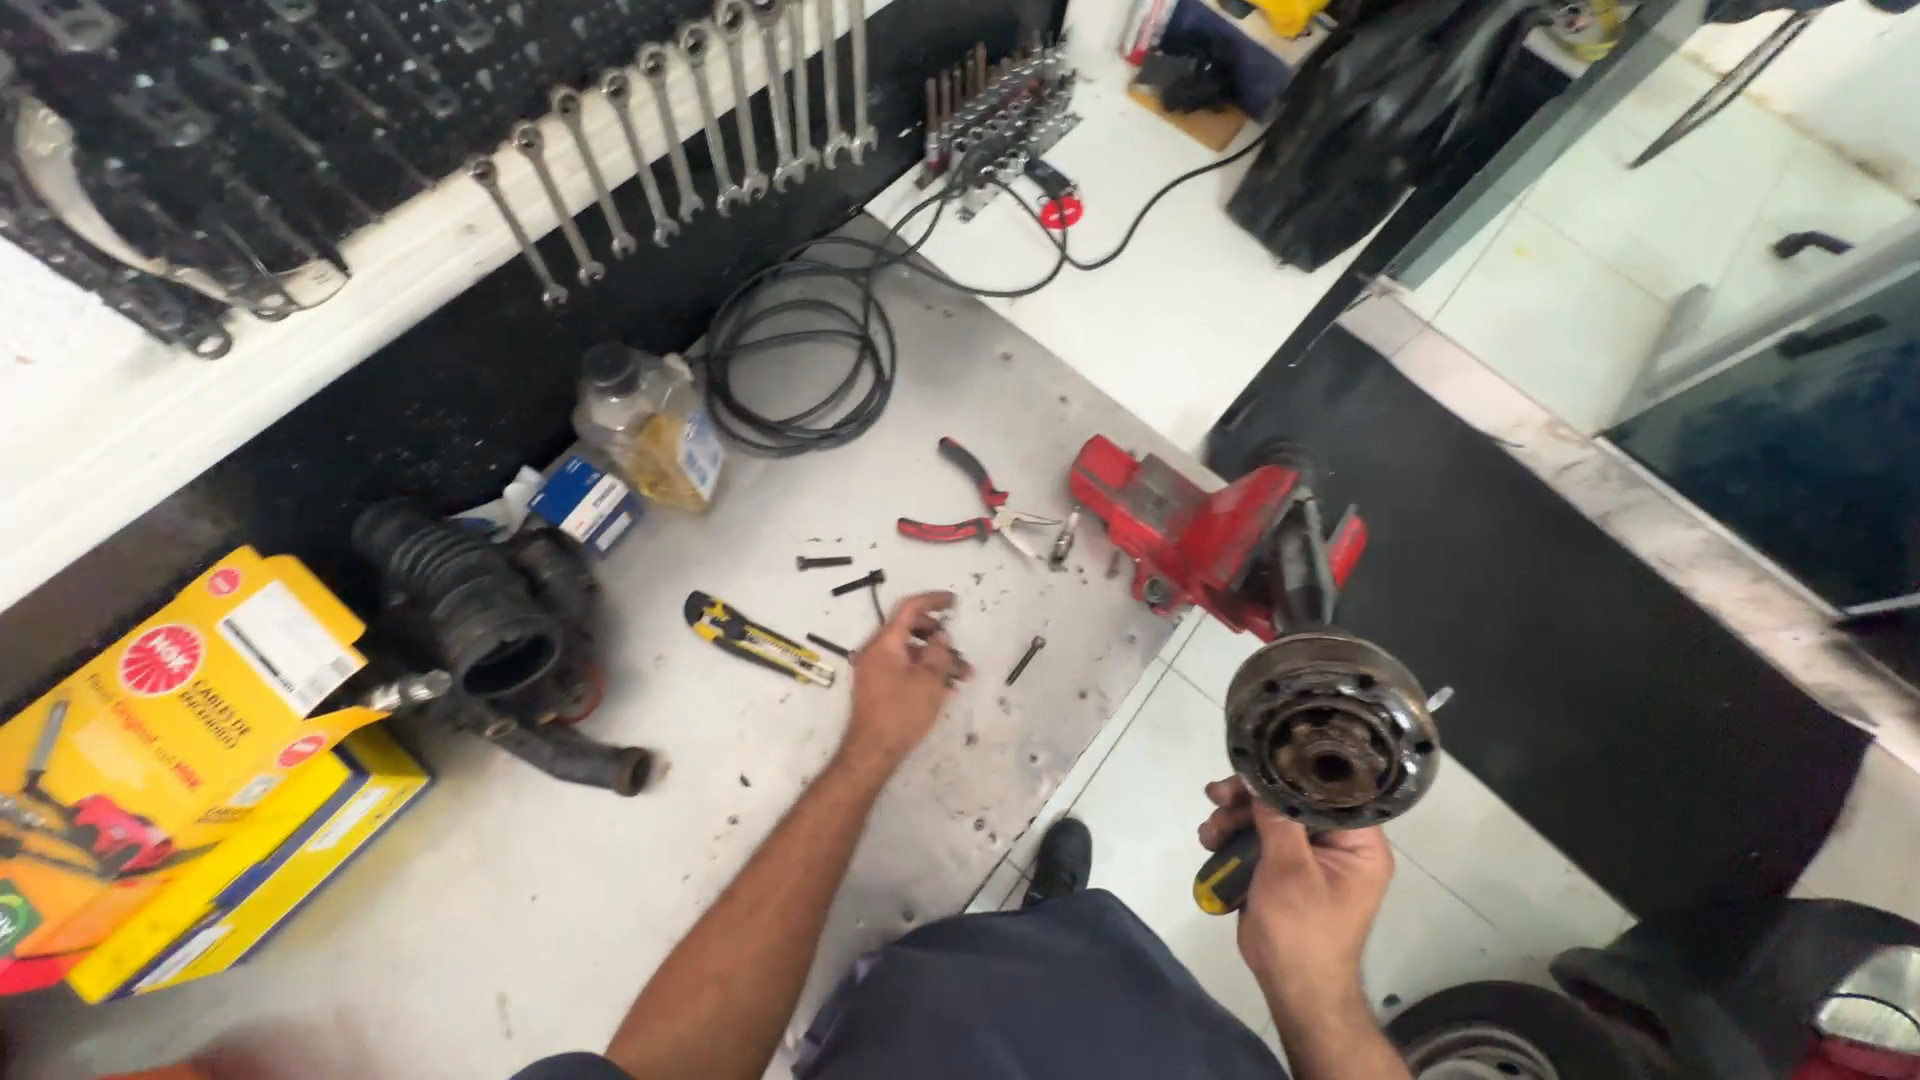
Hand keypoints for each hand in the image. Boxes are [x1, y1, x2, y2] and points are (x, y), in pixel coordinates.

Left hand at [840, 591, 972, 774]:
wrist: (872, 752)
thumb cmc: (901, 713)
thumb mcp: (929, 680)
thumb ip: (938, 652)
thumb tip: (940, 637)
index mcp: (884, 643)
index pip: (909, 608)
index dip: (933, 600)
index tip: (953, 602)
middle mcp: (875, 651)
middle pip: (910, 630)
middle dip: (939, 637)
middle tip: (958, 649)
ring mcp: (875, 669)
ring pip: (911, 652)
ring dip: (937, 659)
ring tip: (963, 675)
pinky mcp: (879, 686)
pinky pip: (905, 668)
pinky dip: (925, 671)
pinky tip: (947, 686)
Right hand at [1199, 777, 1393, 1015]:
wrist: (1292, 987)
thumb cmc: (1303, 932)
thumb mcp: (1290, 873)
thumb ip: (1277, 821)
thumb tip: (1264, 776)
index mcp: (1358, 844)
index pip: (1331, 791)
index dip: (1293, 772)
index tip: (1258, 761)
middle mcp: (1336, 844)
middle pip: (1290, 800)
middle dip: (1249, 798)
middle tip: (1217, 794)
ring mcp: (1306, 854)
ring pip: (1266, 816)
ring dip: (1233, 817)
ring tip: (1209, 832)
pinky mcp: (1280, 866)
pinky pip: (1256, 836)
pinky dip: (1231, 835)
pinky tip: (1211, 841)